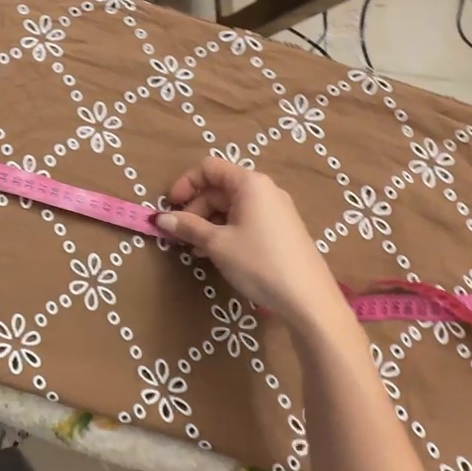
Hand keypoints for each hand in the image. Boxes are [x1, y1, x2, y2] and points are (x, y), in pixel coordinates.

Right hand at [155, 157, 343, 325]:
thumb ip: (188, 227)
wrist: (311, 302)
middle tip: (181, 234)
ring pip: (232, 207)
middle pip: (220, 189)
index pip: (209, 168)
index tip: (171, 206)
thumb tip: (160, 218)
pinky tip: (217, 254)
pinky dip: (227, 231)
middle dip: (196, 209)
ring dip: (209, 223)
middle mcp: (265, 191)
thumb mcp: (217, 244)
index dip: (186, 183)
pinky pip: (247, 221)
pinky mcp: (283, 232)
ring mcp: (277, 212)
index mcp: (250, 184)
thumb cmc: (259, 262)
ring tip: (195, 248)